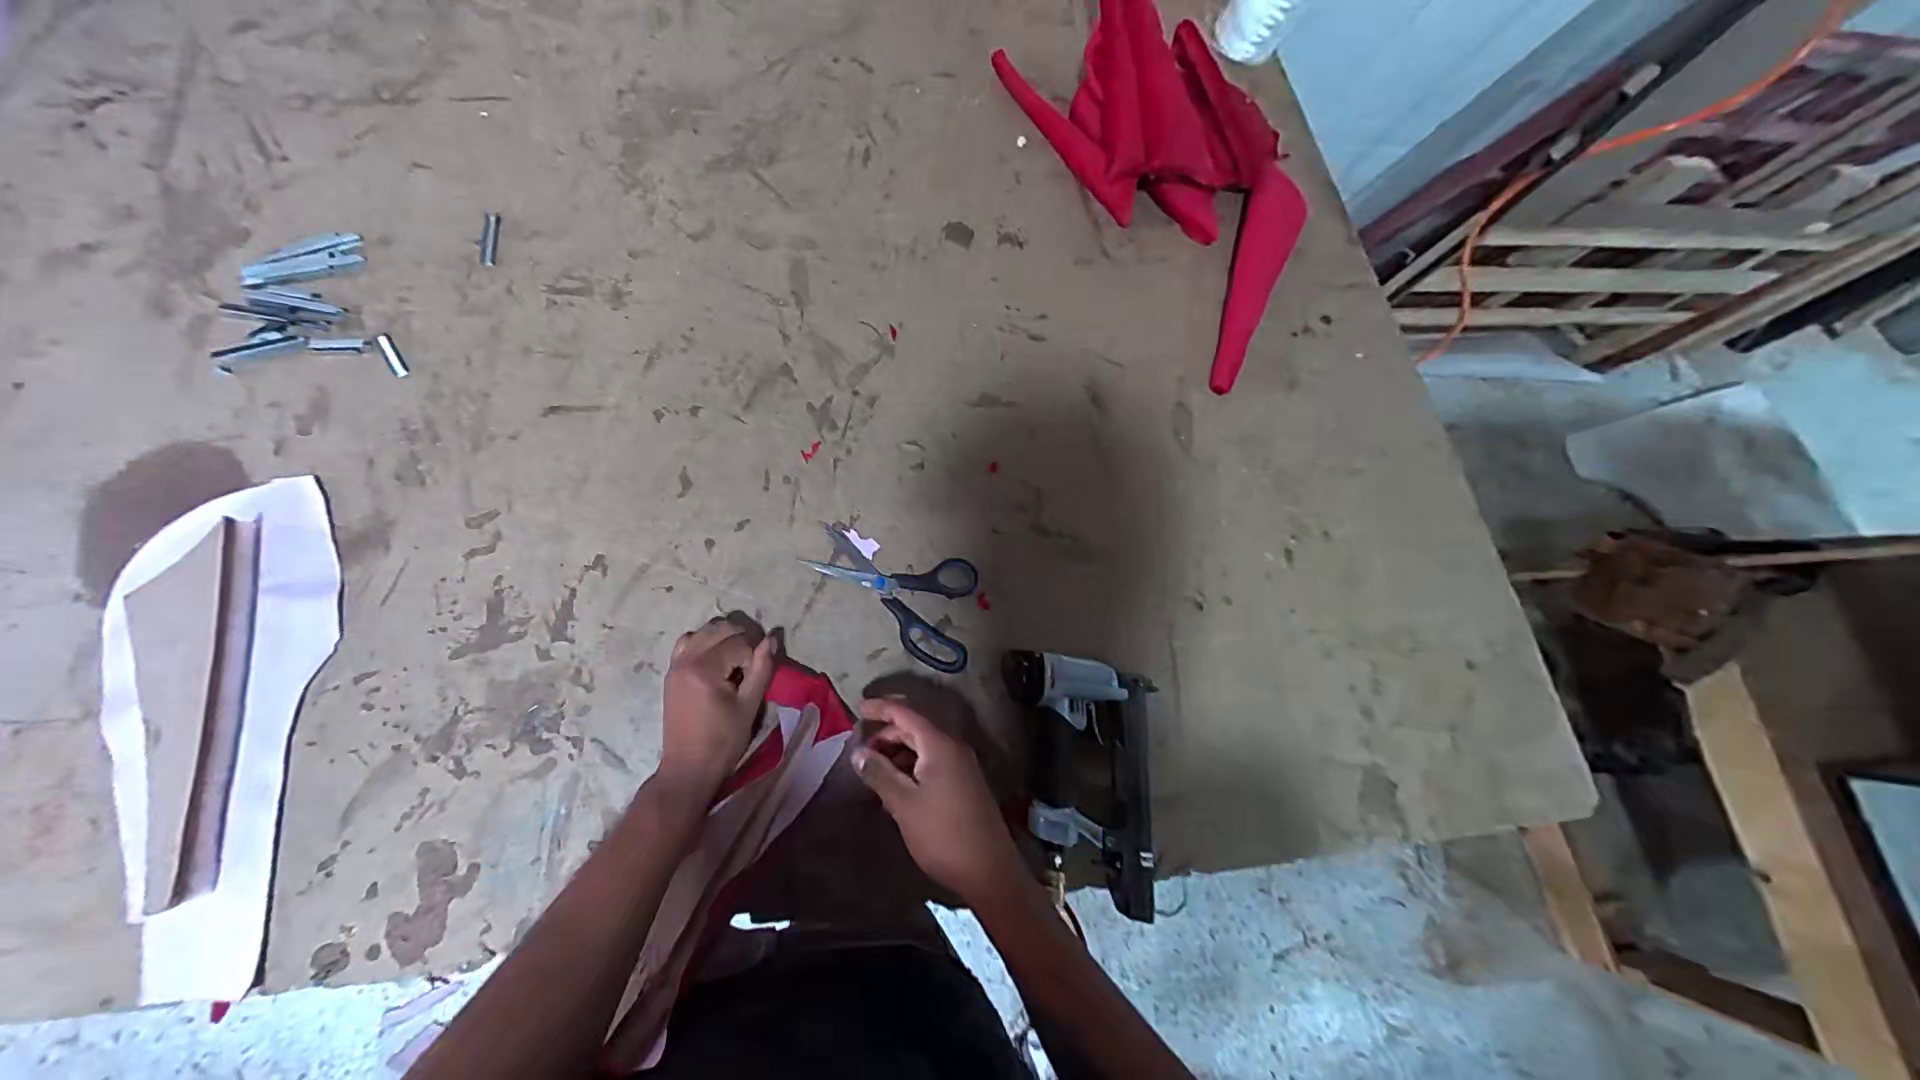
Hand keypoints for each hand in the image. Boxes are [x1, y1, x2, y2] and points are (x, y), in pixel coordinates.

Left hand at [658, 620, 775, 793]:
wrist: (689, 768)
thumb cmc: (723, 741)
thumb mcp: (749, 705)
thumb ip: (762, 668)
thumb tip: (772, 638)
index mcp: (704, 668)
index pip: (739, 642)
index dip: (755, 656)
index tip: (757, 677)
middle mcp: (686, 660)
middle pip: (721, 629)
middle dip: (742, 640)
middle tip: (753, 665)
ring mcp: (675, 665)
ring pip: (704, 631)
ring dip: (724, 638)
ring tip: (736, 660)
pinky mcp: (671, 673)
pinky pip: (687, 642)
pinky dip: (704, 642)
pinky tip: (716, 660)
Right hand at [851, 698, 1027, 906]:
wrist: (988, 870)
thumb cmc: (942, 834)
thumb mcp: (903, 803)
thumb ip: (879, 773)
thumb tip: (859, 752)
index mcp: (940, 745)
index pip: (906, 714)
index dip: (881, 708)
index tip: (858, 708)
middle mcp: (954, 749)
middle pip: (915, 729)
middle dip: (886, 736)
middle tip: (861, 755)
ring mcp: (962, 767)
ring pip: (923, 749)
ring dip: (897, 755)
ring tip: (874, 775)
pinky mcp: (964, 785)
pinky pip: (932, 765)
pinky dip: (911, 769)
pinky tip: (895, 791)